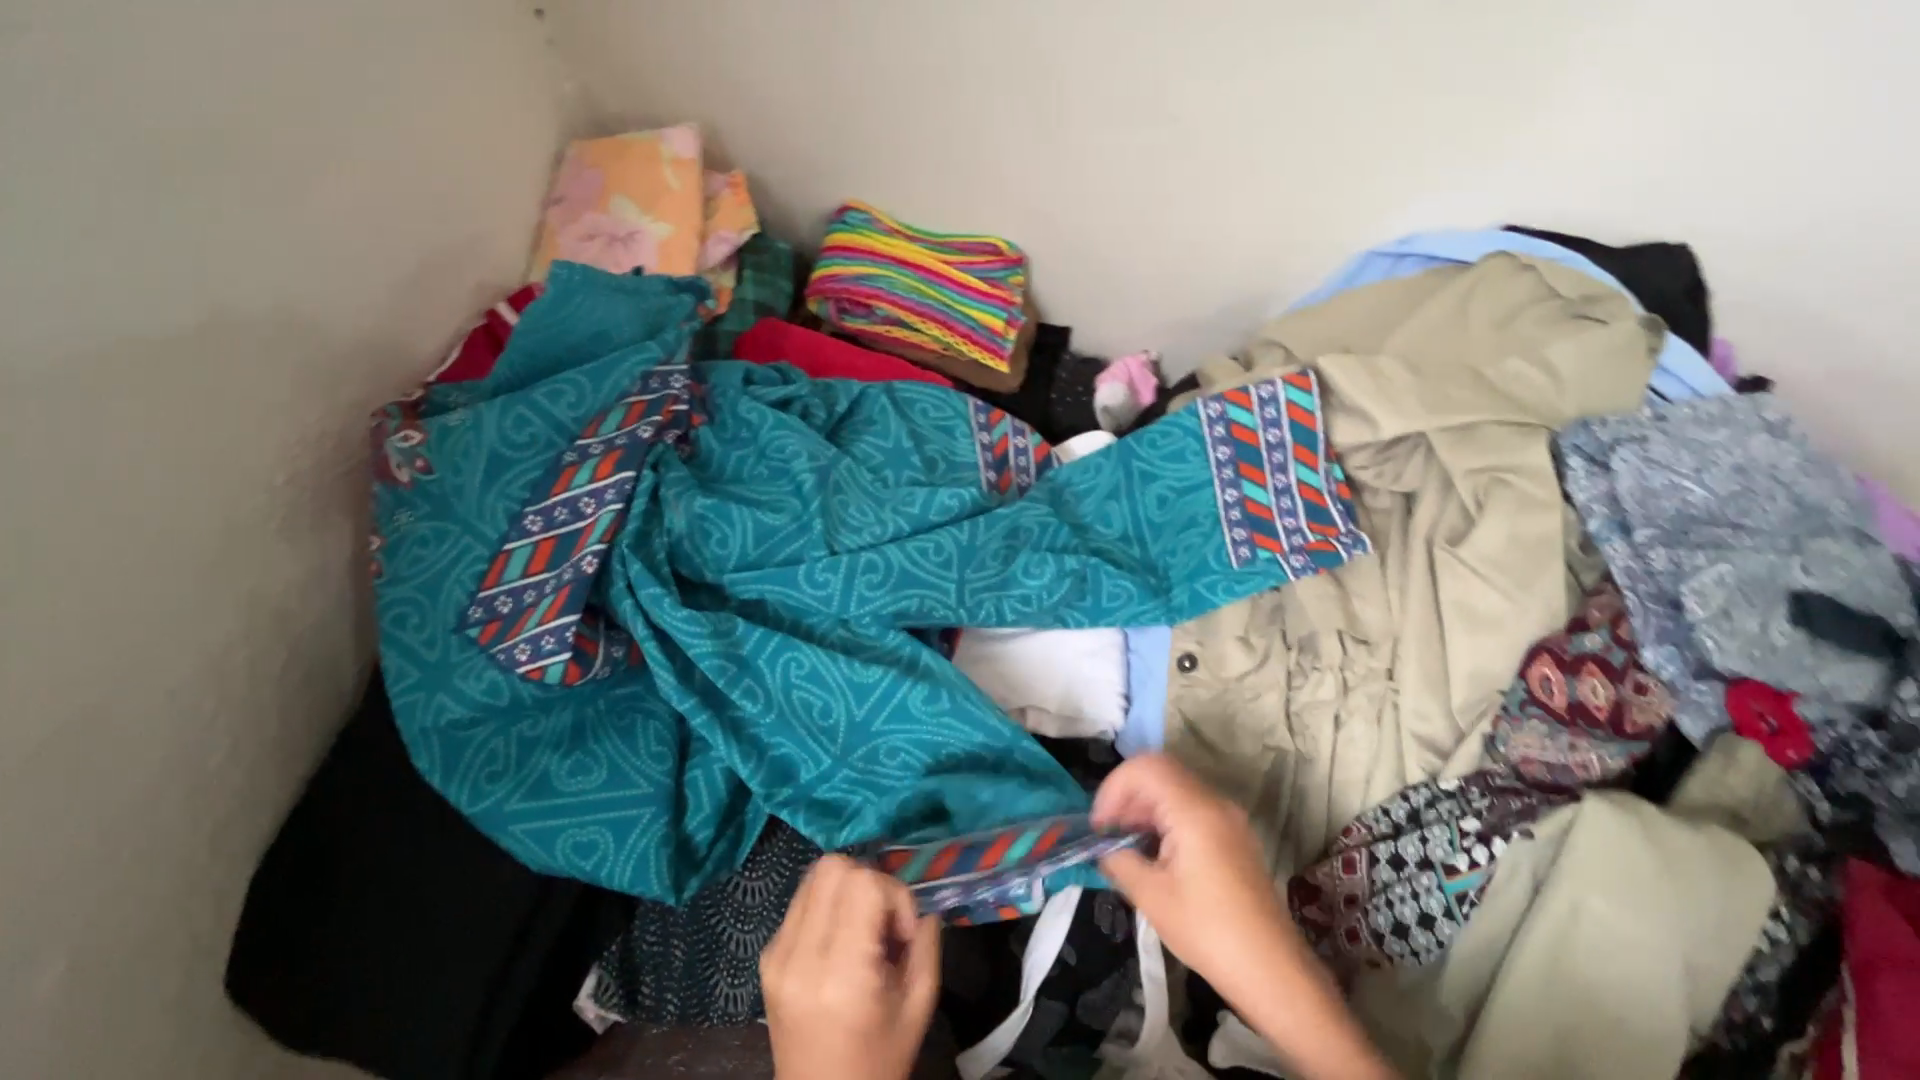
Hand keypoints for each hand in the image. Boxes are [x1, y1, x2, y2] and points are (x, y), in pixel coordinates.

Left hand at [761, 854, 941, 1079]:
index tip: (903, 935)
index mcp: (841, 973)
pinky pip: (801, 902)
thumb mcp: (918, 1006)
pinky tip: (840, 942)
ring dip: (847, 891)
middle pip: (833, 866)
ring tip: (862, 931)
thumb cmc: (878, 1061)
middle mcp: (799, 955)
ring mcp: (775, 953)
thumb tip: (921, 905)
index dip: (895, 896)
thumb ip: (926, 945)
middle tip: (884, 924)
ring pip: (814, 875)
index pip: (864, 883)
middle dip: (870, 883)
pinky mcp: (766, 955)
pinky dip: (828, 907)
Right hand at [1090, 753, 1289, 991]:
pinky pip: (1193, 809)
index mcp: (1195, 811)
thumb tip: (1105, 849)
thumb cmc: (1207, 930)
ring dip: (1145, 808)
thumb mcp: (1151, 896)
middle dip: (1127, 797)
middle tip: (1108, 834)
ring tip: (1126, 846)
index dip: (1114, 788)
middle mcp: (1216, 803)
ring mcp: (1230, 819)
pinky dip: (1166, 819)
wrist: (1270, 968)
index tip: (1100, 826)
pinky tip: (1155, 855)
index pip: (1146, 768)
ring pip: (1177, 790)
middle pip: (1161, 774)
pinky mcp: (1235, 837)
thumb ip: (1120, 860)